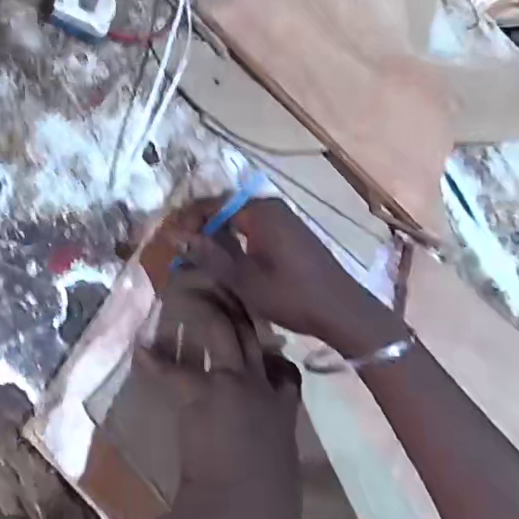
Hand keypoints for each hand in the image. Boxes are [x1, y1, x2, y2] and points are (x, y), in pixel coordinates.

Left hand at [137, 281, 300, 498]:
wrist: (245, 516)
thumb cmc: (266, 509)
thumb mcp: (278, 472)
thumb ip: (267, 447)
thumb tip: (256, 450)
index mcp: (285, 414)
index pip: (284, 373)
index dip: (270, 350)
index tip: (256, 336)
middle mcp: (263, 390)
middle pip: (252, 335)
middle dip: (235, 305)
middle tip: (219, 280)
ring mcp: (233, 385)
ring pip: (221, 330)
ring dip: (204, 307)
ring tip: (185, 287)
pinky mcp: (203, 392)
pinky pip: (173, 369)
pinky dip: (155, 360)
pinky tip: (140, 348)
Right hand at [163, 198, 402, 351]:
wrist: (345, 313)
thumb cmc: (292, 295)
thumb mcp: (244, 278)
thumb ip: (208, 253)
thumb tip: (175, 235)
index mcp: (260, 210)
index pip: (212, 204)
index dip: (189, 221)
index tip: (173, 243)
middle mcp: (272, 207)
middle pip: (226, 209)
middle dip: (202, 228)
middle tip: (184, 251)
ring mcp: (284, 219)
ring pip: (240, 220)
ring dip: (219, 236)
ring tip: (201, 258)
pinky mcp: (292, 234)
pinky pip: (255, 228)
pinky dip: (238, 240)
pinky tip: (229, 261)